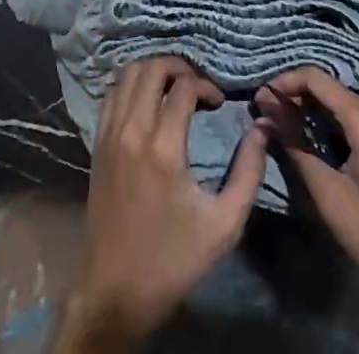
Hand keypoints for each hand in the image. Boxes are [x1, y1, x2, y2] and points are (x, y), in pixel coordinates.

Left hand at [56, 57, 265, 351]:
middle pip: (150, 68)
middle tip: (198, 86)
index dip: (206, 85)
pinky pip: (111, 96)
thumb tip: (263, 127)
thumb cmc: (174, 258)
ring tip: (175, 90)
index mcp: (163, 148)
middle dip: (179, 67)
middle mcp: (131, 132)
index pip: (183, 86)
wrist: (116, 292)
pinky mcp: (96, 146)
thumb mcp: (226, 222)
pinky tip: (149, 104)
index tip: (219, 103)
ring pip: (126, 76)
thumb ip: (249, 170)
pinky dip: (131, 88)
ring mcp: (108, 137)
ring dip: (154, 73)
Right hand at [256, 69, 358, 353]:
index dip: (284, 82)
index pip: (316, 77)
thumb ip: (295, 146)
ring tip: (278, 127)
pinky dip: (323, 121)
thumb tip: (264, 111)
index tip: (258, 100)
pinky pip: (348, 117)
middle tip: (263, 116)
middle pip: (326, 86)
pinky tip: (307, 140)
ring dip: (306, 108)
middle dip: (292, 95)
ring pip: (336, 101)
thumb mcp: (329, 194)